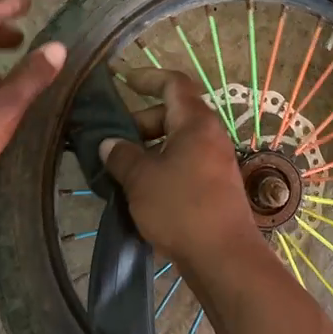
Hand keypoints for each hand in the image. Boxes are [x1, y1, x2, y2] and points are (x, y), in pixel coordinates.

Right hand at [98, 69, 260, 269]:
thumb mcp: (141, 179)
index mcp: (196, 122)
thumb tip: (109, 143)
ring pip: (176, 141)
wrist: (224, 256)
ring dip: (148, 149)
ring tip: (119, 169)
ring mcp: (215, 160)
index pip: (173, 83)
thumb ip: (122, 156)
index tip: (122, 81)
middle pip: (172, 113)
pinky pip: (183, 163)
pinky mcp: (214, 185)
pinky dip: (161, 167)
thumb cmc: (181, 208)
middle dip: (140, 122)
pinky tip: (140, 190)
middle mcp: (210, 134)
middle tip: (112, 142)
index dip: (147, 77)